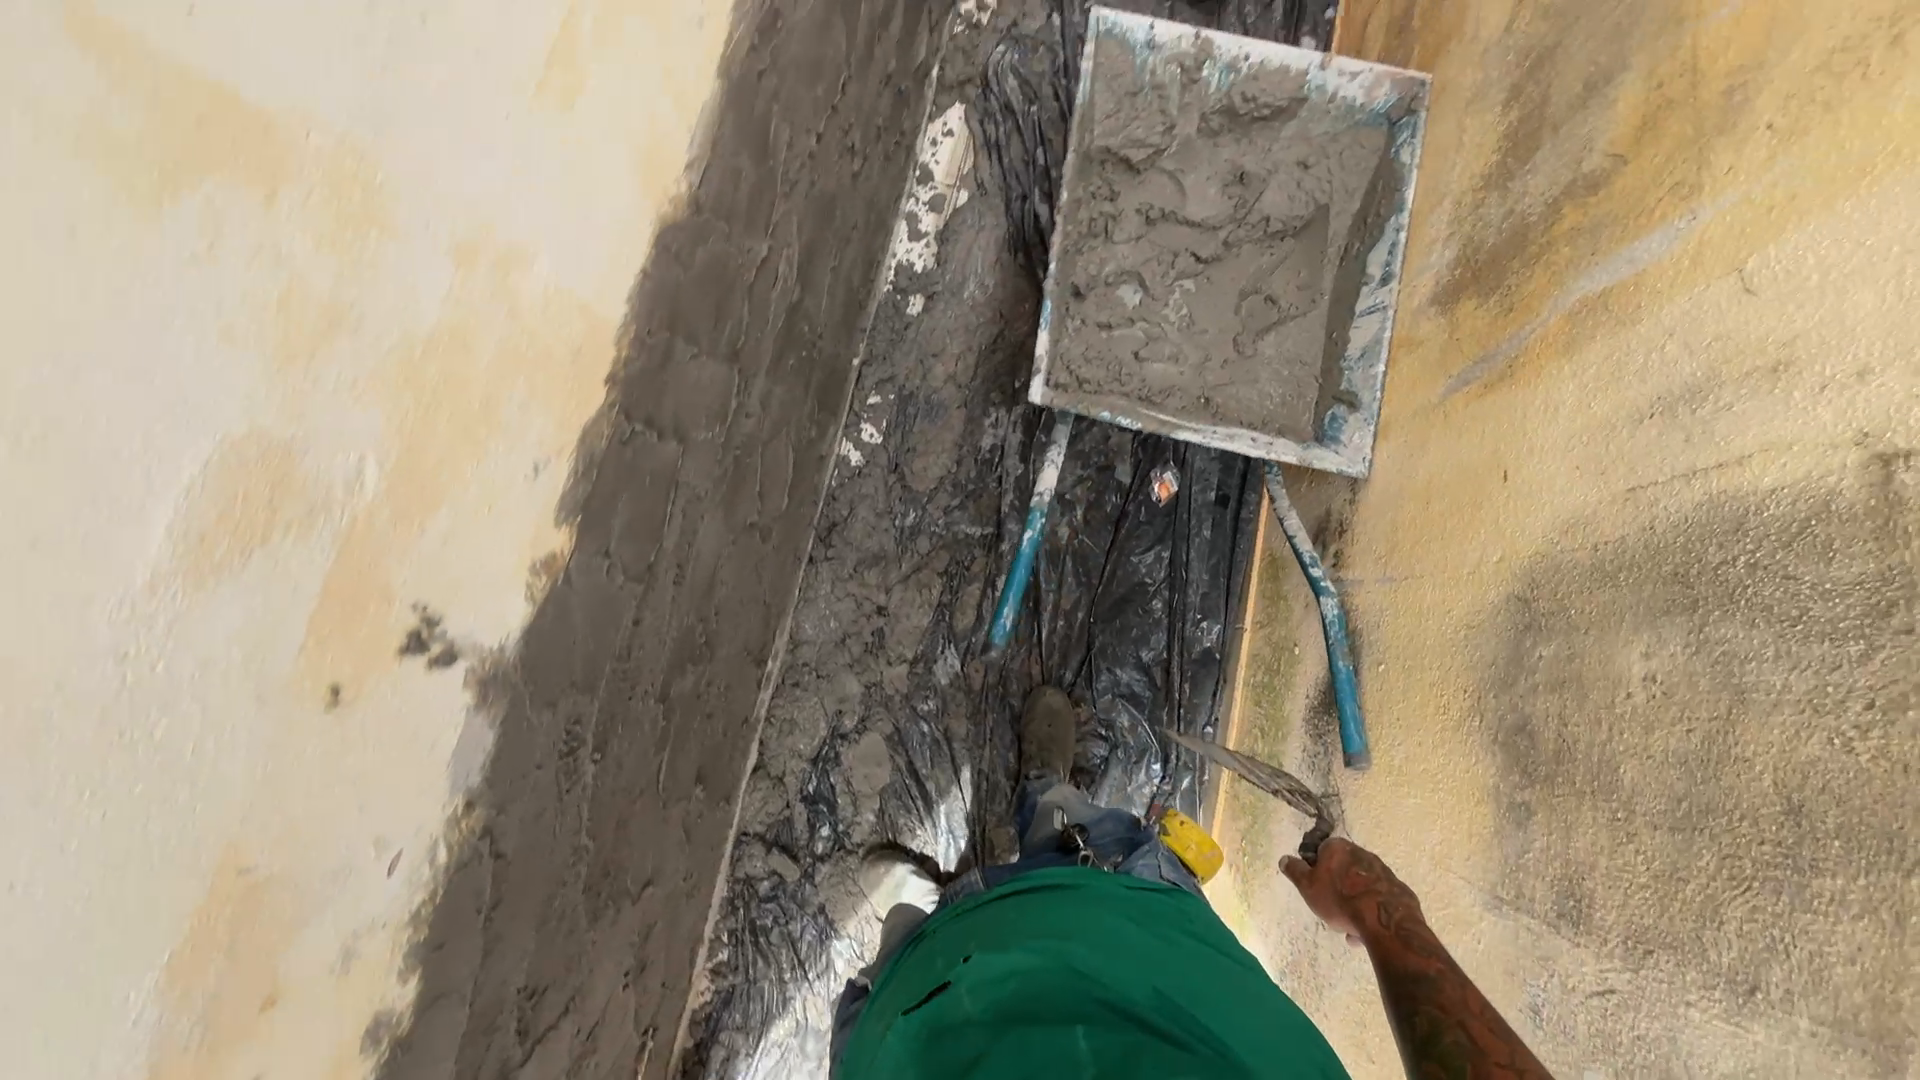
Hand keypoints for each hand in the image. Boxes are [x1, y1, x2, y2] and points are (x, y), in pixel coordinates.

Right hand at [1279, 837, 1421, 945]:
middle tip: (1331, 908)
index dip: (1316, 869)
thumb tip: (1285, 859)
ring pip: (1363, 887)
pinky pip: (1380, 900)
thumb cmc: (1340, 900)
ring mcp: (1386, 873)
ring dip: (1355, 902)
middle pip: (1344, 869)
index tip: (1315, 887)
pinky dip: (1372, 912)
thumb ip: (1295, 871)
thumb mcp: (1307, 887)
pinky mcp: (1402, 893)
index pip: (1322, 851)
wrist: (1385, 923)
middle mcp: (1363, 854)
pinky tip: (1366, 932)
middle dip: (1338, 887)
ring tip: (1349, 927)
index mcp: (1338, 848)